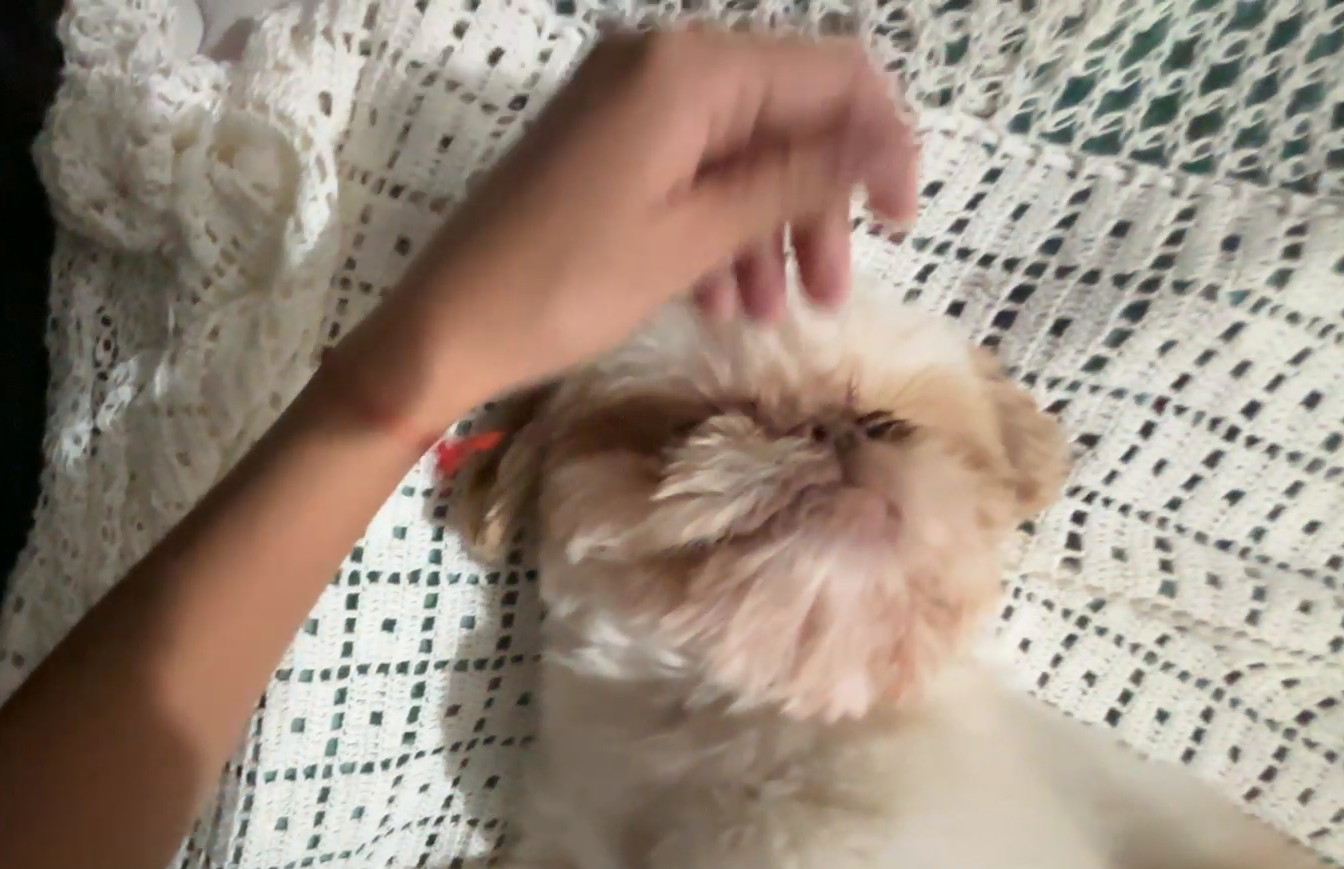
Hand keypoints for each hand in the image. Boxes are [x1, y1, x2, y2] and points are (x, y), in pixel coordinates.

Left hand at [326, 26, 918, 441]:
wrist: (443, 329)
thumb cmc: (561, 290)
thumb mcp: (688, 240)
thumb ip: (791, 181)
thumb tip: (880, 142)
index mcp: (686, 67)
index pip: (829, 75)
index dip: (880, 146)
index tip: (900, 226)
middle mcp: (654, 65)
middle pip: (777, 120)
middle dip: (812, 207)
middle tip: (826, 296)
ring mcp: (617, 109)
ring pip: (726, 158)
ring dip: (760, 232)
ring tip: (768, 316)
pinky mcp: (593, 154)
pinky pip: (675, 178)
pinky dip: (706, 232)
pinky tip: (718, 298)